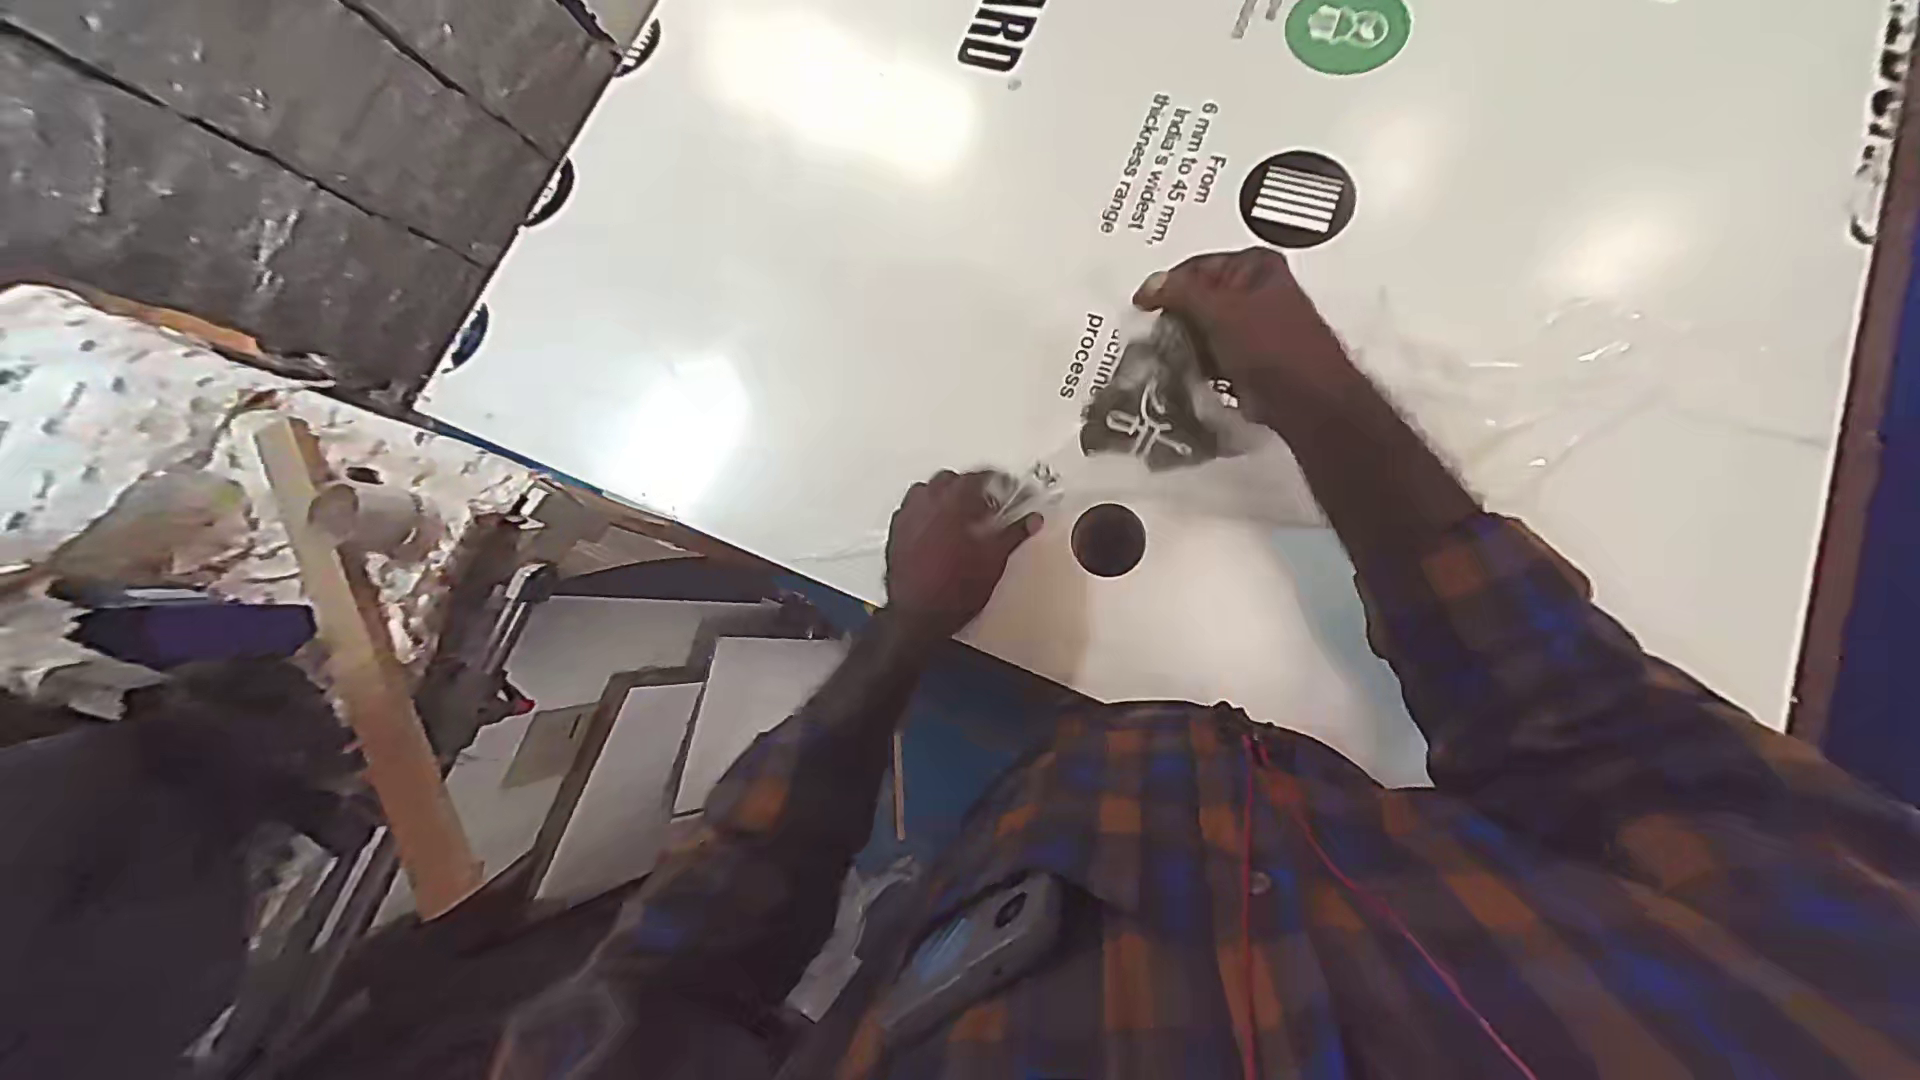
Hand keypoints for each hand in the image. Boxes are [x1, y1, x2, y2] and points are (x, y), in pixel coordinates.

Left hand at [883, 470, 1040, 639]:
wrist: (919, 616)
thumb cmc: (951, 592)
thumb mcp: (993, 560)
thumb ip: (1013, 534)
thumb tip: (1030, 521)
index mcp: (953, 504)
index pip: (978, 477)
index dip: (997, 481)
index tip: (1006, 489)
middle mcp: (926, 505)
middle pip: (951, 479)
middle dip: (970, 488)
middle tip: (986, 506)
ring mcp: (907, 517)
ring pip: (927, 491)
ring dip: (945, 497)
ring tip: (961, 516)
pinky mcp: (896, 533)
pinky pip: (911, 509)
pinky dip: (926, 512)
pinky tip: (938, 529)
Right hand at [1133, 247, 1360, 430]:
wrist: (1302, 397)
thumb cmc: (1276, 348)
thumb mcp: (1218, 310)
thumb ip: (1180, 293)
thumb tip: (1152, 286)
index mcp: (1255, 266)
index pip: (1195, 267)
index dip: (1167, 284)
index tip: (1144, 302)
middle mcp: (1256, 292)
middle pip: (1197, 299)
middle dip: (1177, 318)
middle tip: (1160, 332)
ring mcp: (1252, 326)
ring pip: (1202, 330)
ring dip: (1187, 344)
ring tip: (1179, 355)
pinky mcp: (1246, 357)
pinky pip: (1209, 355)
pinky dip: (1199, 363)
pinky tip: (1196, 371)